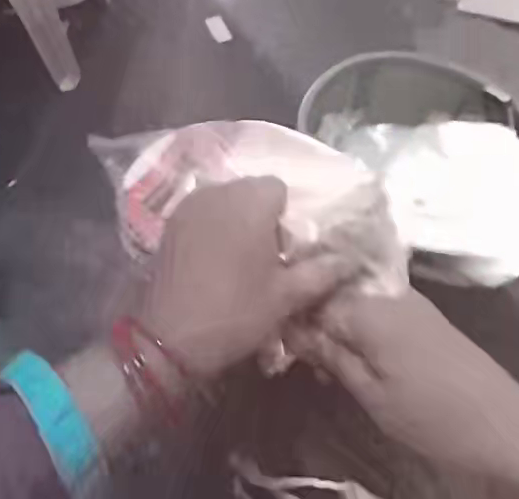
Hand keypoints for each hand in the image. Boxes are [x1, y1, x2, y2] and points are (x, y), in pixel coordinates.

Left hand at [138, 177, 358, 379]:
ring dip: (236, 220)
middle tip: (263, 260)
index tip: (283, 251)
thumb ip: (321, 272)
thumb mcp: (287, 296)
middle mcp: (218, 190)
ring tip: (237, 262)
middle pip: (250, 190)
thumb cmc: (237, 310)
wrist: (172, 330)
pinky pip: (202, 210)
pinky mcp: (171, 217)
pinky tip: (211, 260)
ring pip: (225, 199)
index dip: (285, 217)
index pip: (278, 188)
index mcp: (250, 201)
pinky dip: (212, 225)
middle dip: (261, 217)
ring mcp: (190, 202)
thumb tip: (346, 259)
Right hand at [291, 289, 518, 497]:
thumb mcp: (372, 395)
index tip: (280, 340)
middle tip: (306, 355)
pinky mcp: (418, 307)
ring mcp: (400, 294)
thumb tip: (288, 327)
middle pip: (325, 289)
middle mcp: (377, 288)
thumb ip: (327, 353)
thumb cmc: (435, 417)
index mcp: (361, 305)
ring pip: (347, 294)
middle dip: (309, 315)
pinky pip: (370, 300)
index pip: (304, 294)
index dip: (287, 314)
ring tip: (329, 357)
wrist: (512, 429)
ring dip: (332, 318)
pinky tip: (356, 348)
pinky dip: (356, 319)